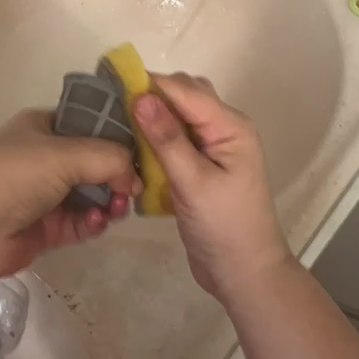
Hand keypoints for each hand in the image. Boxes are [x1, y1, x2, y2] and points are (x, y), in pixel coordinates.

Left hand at [0, 110, 137, 280]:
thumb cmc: (17, 175)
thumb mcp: (67, 154)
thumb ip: (110, 158)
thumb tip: (136, 176)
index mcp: (43, 126)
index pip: (89, 123)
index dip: (117, 136)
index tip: (143, 151)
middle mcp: (44, 156)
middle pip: (94, 162)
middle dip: (117, 175)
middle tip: (135, 189)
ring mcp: (45, 193)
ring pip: (90, 194)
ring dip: (109, 201)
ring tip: (119, 209)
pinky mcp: (46, 228)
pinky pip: (81, 222)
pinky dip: (93, 223)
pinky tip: (99, 223)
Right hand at [133, 73, 293, 300]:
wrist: (244, 274)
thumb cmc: (224, 227)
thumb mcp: (193, 183)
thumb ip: (167, 139)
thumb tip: (141, 96)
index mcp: (231, 126)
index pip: (187, 91)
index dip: (152, 83)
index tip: (114, 83)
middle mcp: (224, 128)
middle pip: (184, 95)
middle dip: (152, 95)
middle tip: (115, 106)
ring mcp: (213, 146)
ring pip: (179, 115)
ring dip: (154, 116)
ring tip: (120, 122)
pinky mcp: (201, 163)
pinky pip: (176, 137)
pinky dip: (156, 137)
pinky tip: (135, 146)